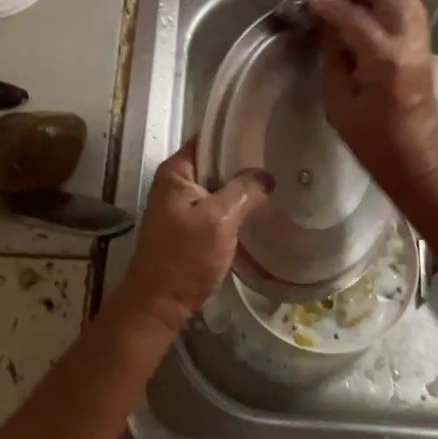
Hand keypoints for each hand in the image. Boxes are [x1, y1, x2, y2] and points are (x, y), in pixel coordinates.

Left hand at [120, 139, 271, 331]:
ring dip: (241, 186)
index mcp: (176, 171)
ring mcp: (182, 205)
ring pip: (218, 186)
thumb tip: (266, 175)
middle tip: (278, 157)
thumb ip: (243, 192)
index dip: (235, 134)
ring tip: (275, 180)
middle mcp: (176, 182)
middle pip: (215, 161)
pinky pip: (218, 206)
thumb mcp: (218, 220)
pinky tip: (260, 208)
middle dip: (243, 161)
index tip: (266, 133)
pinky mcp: (191, 226)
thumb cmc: (184, 258)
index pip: (208, 138)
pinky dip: (236, 206)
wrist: (160, 305)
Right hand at [308, 0, 437, 189]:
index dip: (329, 5)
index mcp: (383, 59)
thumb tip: (325, 26)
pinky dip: (391, 5)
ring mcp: (421, 46)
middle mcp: (407, 45)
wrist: (412, 158)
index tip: (309, 0)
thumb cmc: (370, 137)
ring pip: (406, 1)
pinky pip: (412, 15)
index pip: (353, 17)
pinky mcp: (425, 51)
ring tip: (353, 1)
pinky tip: (370, 15)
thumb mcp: (337, 99)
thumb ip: (332, 56)